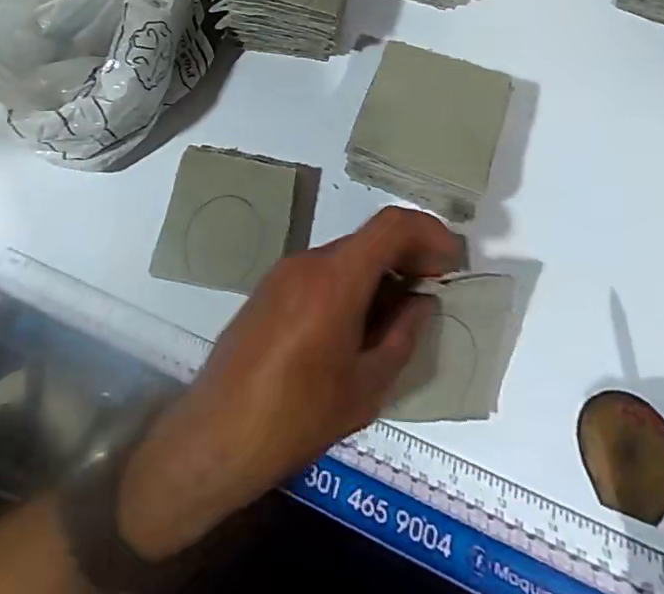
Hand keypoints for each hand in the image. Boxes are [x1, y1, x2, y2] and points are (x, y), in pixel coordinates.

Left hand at [116, 206, 460, 558]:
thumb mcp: (366, 386)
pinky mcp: (268, 290)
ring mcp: (283, 273)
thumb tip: (421, 303)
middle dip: (409, 254)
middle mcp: (308, 263)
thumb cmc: (296, 418)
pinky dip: (352, 281)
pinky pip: (322, 271)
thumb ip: (403, 336)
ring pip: (346, 254)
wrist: (213, 439)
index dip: (429, 232)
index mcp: (335, 279)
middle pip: (370, 238)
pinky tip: (358, 321)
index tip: (451, 260)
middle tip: (433, 286)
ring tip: (398, 310)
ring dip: (380, 270)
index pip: (392, 225)